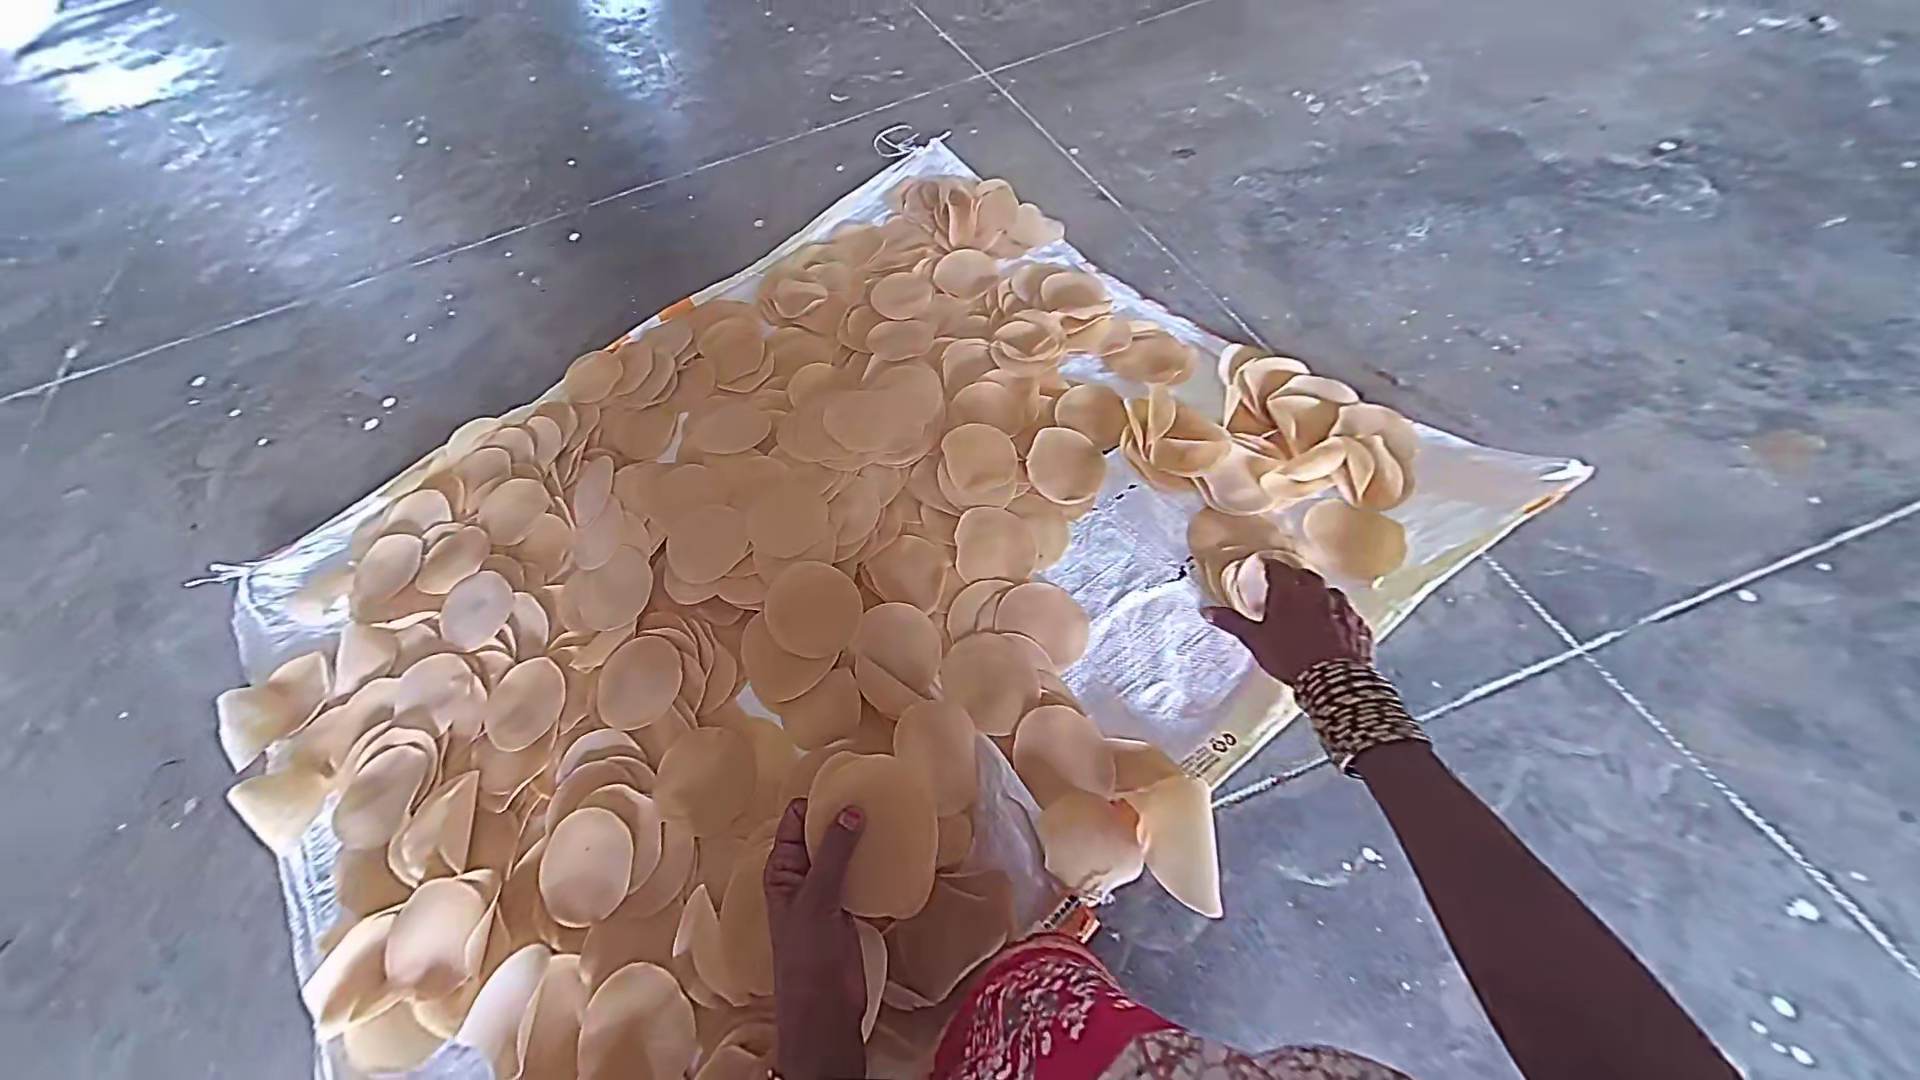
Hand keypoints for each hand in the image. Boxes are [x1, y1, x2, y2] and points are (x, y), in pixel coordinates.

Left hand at [765, 798, 867, 1079]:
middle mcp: (802, 873)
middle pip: (822, 830)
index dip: (817, 797)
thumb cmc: (807, 955)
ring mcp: (825, 889)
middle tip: (872, 788)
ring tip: (886, 810)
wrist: (825, 1010)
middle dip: (842, 811)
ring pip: (843, 849)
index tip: (846, 776)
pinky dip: (872, 856)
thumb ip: (834, 854)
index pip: (796, 818)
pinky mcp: (848, 904)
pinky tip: (891, 845)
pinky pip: (859, 870)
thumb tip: (851, 809)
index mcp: (782, 868)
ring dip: (860, 833)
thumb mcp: (817, 899)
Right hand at [1202, 558, 1373, 684]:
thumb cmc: (1290, 656)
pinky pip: (1346, 612)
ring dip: (1316, 594)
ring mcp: (1342, 607)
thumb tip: (1208, 611)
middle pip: (1305, 575)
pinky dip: (1336, 613)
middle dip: (1293, 577)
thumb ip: (1231, 622)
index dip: (1269, 565)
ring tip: (1307, 605)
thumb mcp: (1255, 638)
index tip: (1264, 565)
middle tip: (1283, 586)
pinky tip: (1330, 624)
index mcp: (1289, 591)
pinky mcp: (1358, 625)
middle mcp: (1318, 593)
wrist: (1332, 680)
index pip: (1278, 567)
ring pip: (1328, 591)